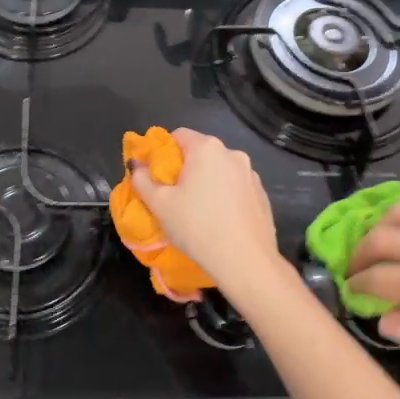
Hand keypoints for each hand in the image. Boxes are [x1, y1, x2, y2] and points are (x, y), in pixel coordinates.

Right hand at [127, 129, 284, 294]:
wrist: (246, 262)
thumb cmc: (197, 227)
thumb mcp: (160, 204)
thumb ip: (143, 180)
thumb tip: (137, 166)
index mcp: (207, 148)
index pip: (178, 135)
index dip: (163, 153)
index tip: (157, 177)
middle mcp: (232, 154)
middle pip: (200, 153)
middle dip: (186, 169)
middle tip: (174, 197)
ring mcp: (251, 174)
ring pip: (220, 171)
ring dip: (207, 183)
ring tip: (198, 212)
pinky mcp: (262, 195)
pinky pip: (236, 188)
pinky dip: (226, 197)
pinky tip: (220, 221)